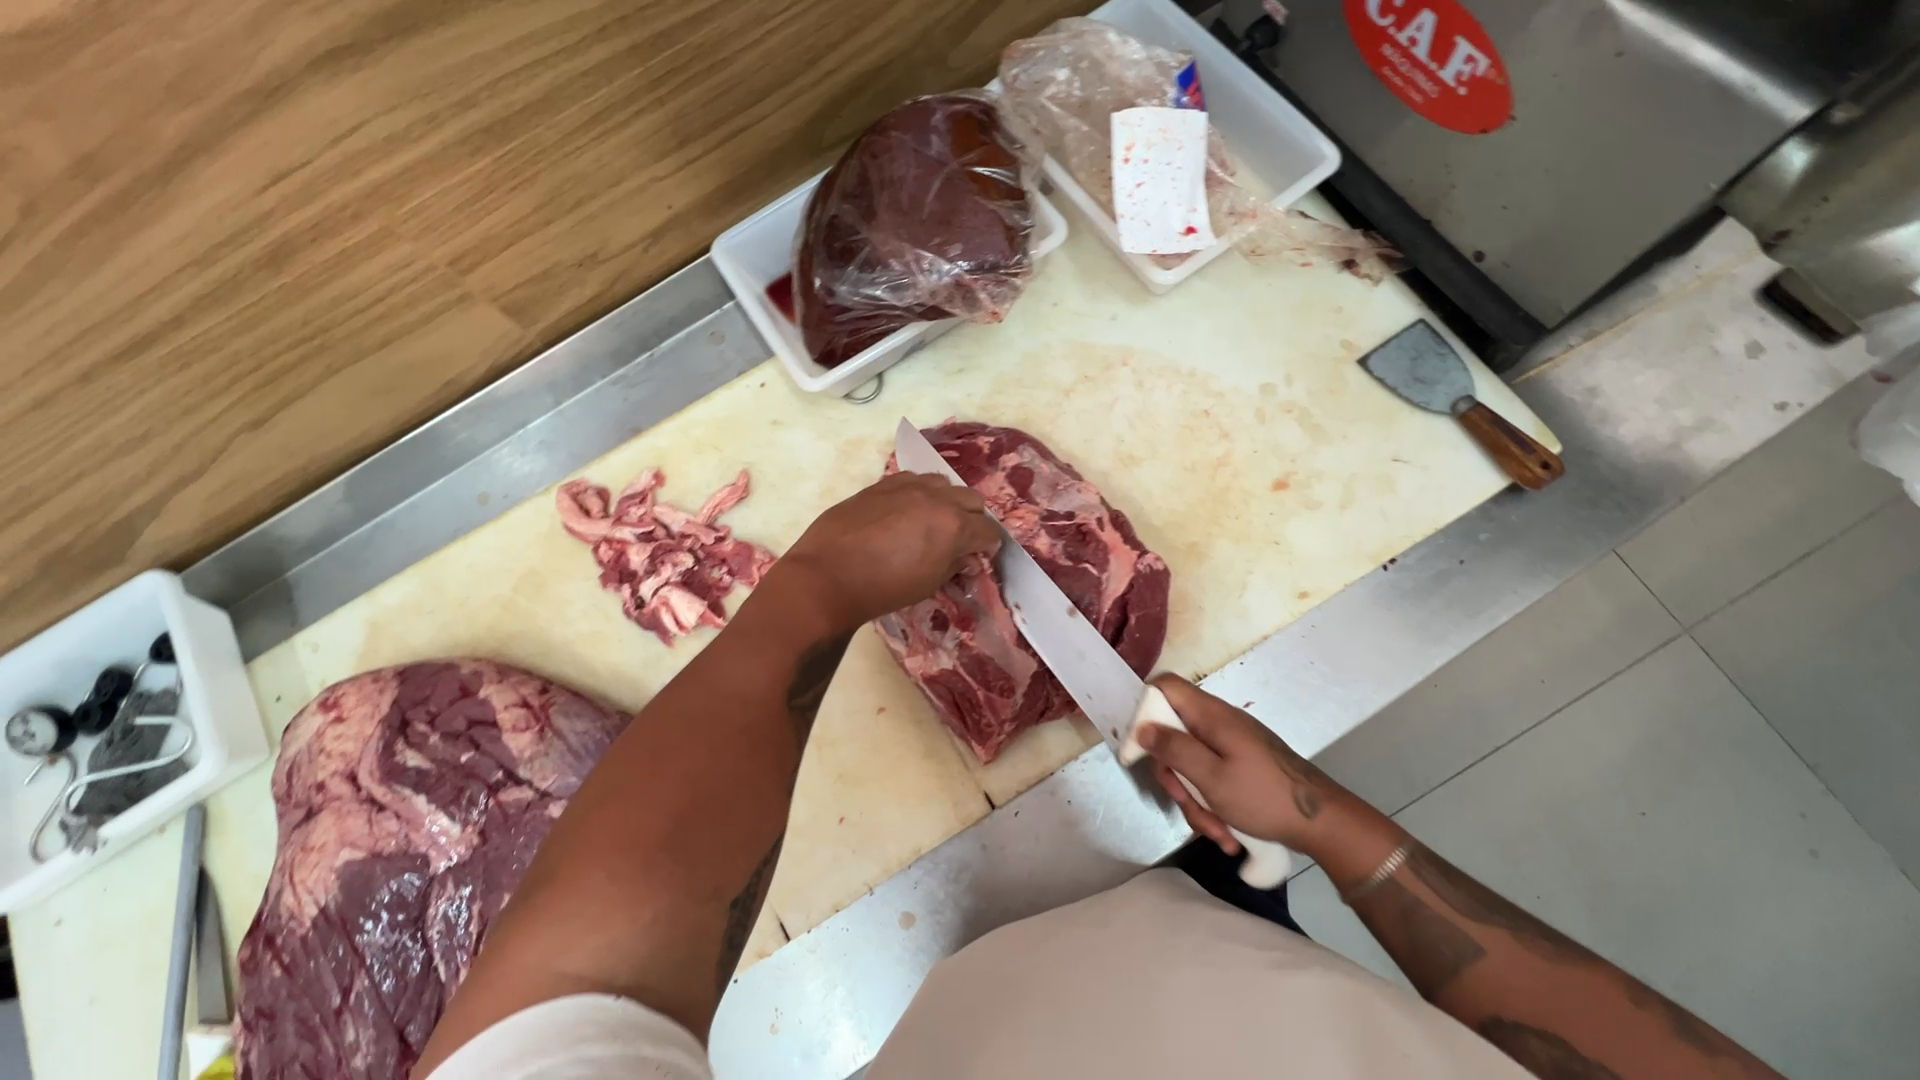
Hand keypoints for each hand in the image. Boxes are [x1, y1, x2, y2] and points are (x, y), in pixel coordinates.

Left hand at [780, 472, 1001, 628]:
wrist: (828, 576)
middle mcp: (937, 498)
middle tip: (958, 539)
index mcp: (955, 526)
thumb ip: (953, 565)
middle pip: (972, 500)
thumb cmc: (882, 589)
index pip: (988, 531)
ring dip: (946, 500)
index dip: (987, 546)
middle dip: (972, 519)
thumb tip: (965, 557)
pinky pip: (913, 479)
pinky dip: (919, 492)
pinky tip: (905, 510)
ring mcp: (908, 486)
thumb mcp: (928, 584)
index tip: (979, 555)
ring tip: (932, 520)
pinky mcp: (882, 484)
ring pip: (943, 483)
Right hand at [1134, 674, 1346, 853]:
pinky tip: (1227, 832)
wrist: (1322, 823)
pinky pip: (1212, 780)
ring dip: (1196, 801)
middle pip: (1174, 735)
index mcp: (1212, 716)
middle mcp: (1219, 725)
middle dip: (1175, 776)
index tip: (1142, 748)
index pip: (1165, 687)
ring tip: (1216, 830)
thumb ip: (1174, 749)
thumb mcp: (1211, 777)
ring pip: (1192, 765)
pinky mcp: (1242, 767)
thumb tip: (1142, 727)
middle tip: (1184, 800)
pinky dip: (1214, 805)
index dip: (1145, 710)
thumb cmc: (1264, 795)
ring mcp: (1232, 746)